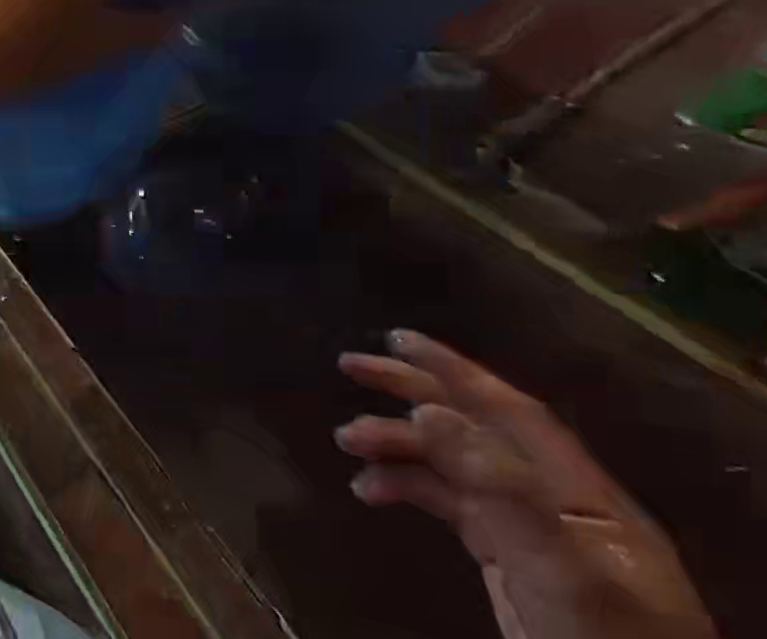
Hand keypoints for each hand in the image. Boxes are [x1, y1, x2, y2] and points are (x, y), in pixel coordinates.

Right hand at [337, 330, 717, 638]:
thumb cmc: (600, 636)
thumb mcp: (553, 563)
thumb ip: (498, 485)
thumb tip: (428, 407)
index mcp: (579, 490)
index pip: (509, 410)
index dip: (452, 368)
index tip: (394, 337)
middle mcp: (550, 497)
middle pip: (471, 424)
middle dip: (408, 390)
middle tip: (347, 365)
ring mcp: (525, 526)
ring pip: (446, 461)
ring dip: (394, 443)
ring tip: (346, 441)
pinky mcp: (503, 552)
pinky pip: (441, 499)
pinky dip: (400, 486)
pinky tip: (368, 491)